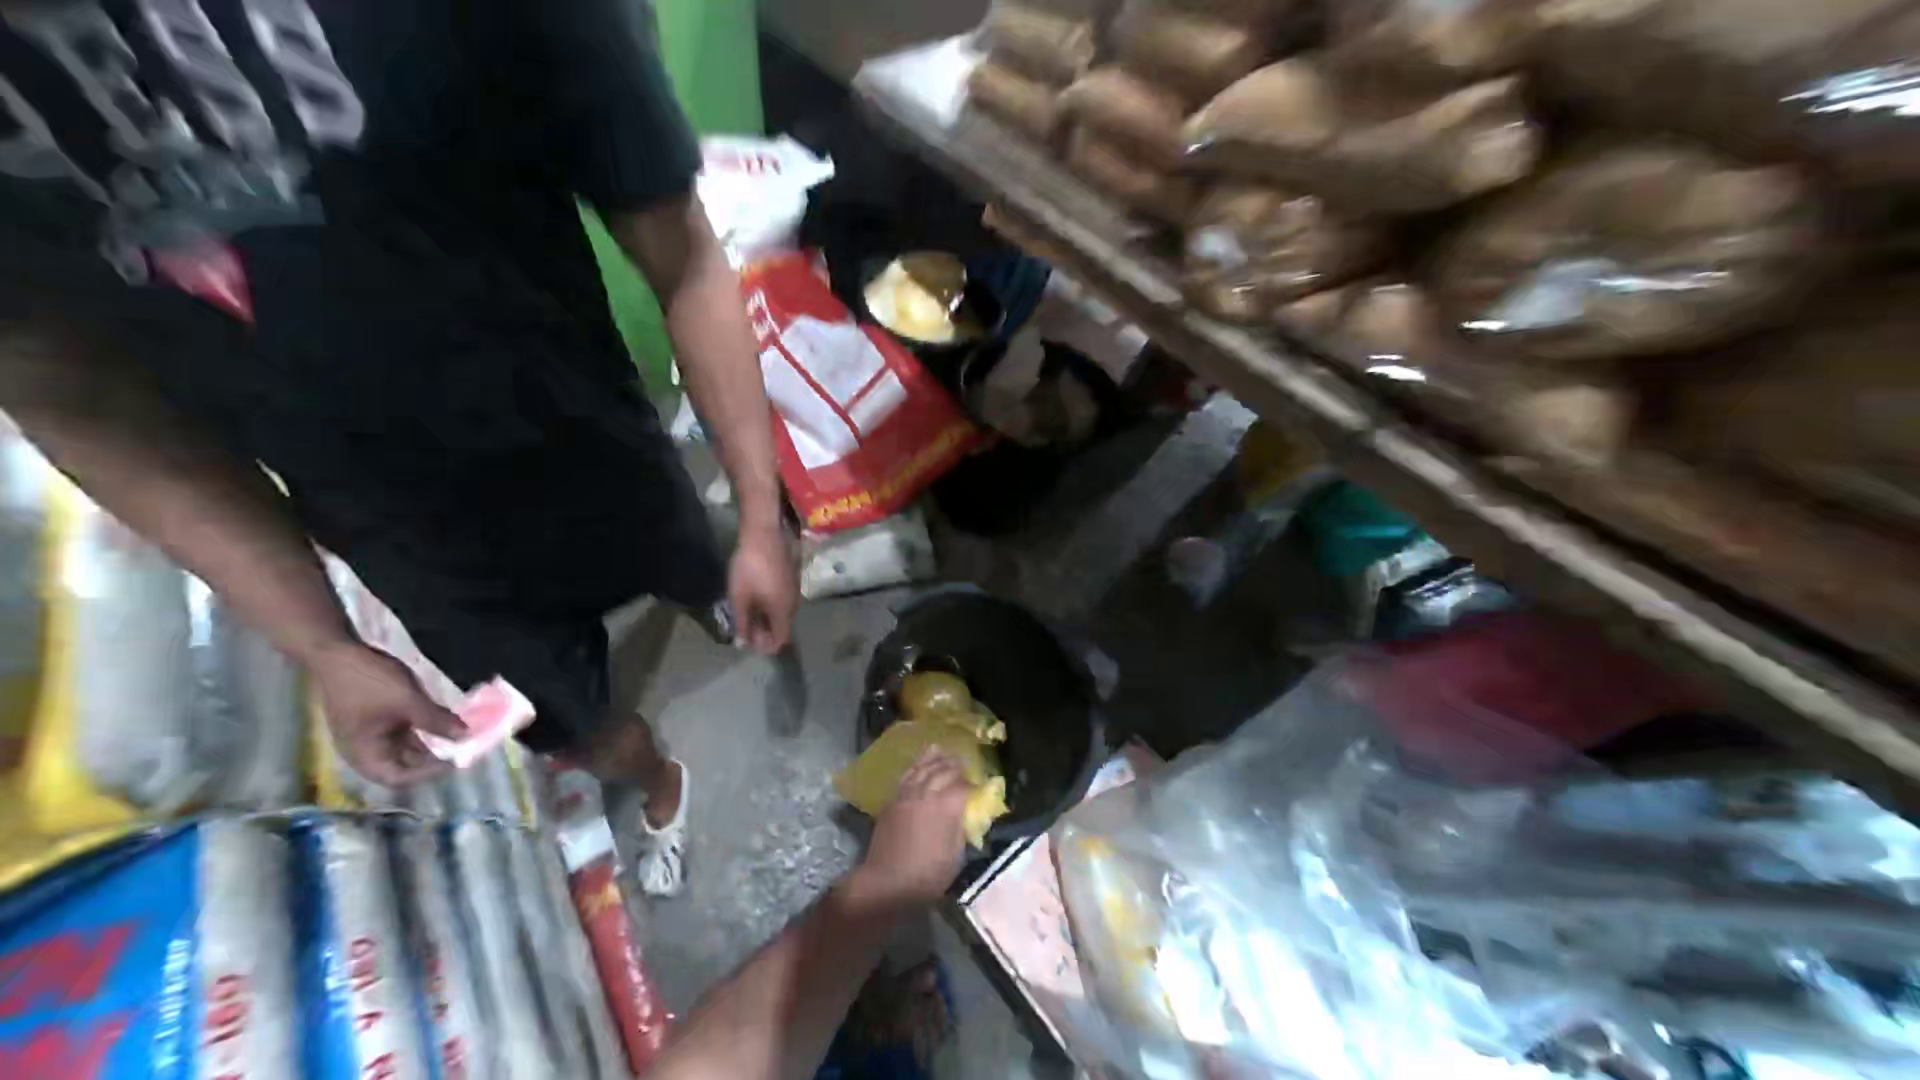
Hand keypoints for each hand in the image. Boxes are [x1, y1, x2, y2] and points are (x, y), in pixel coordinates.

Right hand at [311, 642, 463, 787]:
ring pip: (409, 746)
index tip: (458, 759)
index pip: (398, 778)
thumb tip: (467, 736)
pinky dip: (427, 729)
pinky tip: (449, 722)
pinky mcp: (380, 718)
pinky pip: (407, 731)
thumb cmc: (369, 682)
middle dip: (437, 757)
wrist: (339, 653)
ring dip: (435, 742)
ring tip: (464, 736)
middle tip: (468, 747)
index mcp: (365, 754)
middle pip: (405, 764)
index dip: (429, 773)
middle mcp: (367, 749)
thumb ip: (437, 721)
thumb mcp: (409, 702)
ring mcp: (373, 733)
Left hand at [727, 523, 797, 653]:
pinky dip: (771, 608)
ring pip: (783, 615)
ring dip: (767, 620)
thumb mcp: (739, 597)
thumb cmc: (750, 568)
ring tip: (747, 615)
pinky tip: (756, 599)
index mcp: (782, 611)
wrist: (764, 535)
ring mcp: (795, 591)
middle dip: (764, 634)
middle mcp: (793, 604)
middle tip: (744, 630)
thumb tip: (742, 643)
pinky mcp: (792, 580)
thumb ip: (741, 623)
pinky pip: (784, 602)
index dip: (765, 647)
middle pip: (783, 628)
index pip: (780, 641)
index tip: (748, 644)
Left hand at [850, 749, 973, 908]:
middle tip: (964, 764)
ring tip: (942, 752)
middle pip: (943, 771)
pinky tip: (919, 765)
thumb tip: (964, 815)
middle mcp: (927, 793)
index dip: (974, 785)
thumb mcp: (956, 857)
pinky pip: (907, 777)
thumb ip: (961, 830)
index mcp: (947, 807)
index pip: (964, 786)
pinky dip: (916, 767)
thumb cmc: (927, 875)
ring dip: (934, 759)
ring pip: (922, 768)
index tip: (980, 787)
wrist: (887, 882)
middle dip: (956, 766)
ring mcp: (907, 795)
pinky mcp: (892, 801)